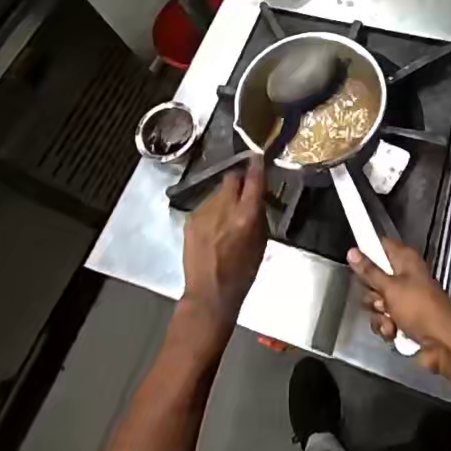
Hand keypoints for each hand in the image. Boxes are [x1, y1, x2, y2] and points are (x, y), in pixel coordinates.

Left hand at [181, 156, 268, 326]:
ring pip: (217, 193)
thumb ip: (258, 216)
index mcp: (245, 216)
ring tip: (227, 220)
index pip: (252, 181)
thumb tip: (257, 197)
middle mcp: (223, 208)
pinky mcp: (190, 219)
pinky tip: (213, 230)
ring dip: (225, 200)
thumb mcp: (260, 245)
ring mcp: (203, 212)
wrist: (208, 293)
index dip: (256, 167)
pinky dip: (212, 213)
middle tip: (243, 192)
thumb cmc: (241, 274)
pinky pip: (205, 207)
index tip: (257, 157)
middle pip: (231, 179)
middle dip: (239, 181)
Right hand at [348, 238, 450, 374]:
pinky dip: (385, 326)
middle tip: (379, 298)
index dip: (366, 251)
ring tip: (390, 320)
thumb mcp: (390, 288)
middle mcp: (403, 276)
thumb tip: (351, 251)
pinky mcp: (402, 319)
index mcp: (404, 260)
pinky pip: (382, 318)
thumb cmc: (421, 309)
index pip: (379, 245)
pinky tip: (393, 332)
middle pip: (372, 276)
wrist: (446, 346)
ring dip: (378, 313)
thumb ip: (368, 271)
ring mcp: (403, 299)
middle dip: (371, 292)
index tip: (354, 259)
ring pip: (375, 300)